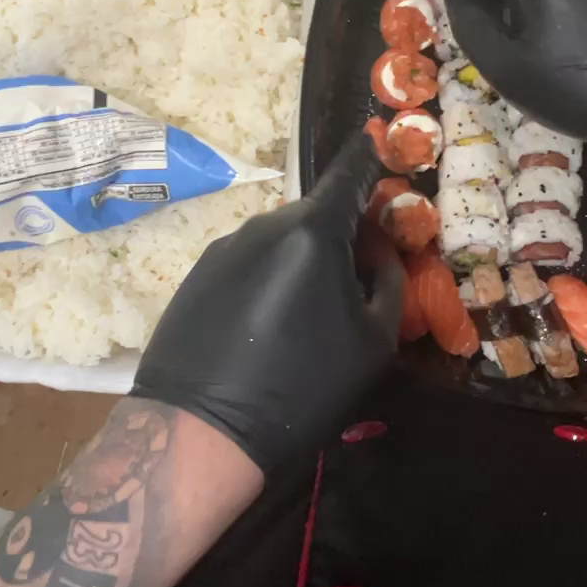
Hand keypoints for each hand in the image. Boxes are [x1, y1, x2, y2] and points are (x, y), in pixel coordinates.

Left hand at [130, 134, 401, 473]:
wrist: (200, 430)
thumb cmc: (302, 386)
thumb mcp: (373, 343)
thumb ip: (387, 283)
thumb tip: (379, 252)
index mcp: (314, 230)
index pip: (350, 172)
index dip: (371, 160)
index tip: (383, 156)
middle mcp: (267, 223)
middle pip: (317, 212)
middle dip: (341, 233)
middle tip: (354, 277)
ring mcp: (226, 245)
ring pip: (282, 238)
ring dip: (302, 259)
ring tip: (304, 314)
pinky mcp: (198, 271)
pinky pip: (250, 260)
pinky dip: (269, 277)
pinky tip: (264, 324)